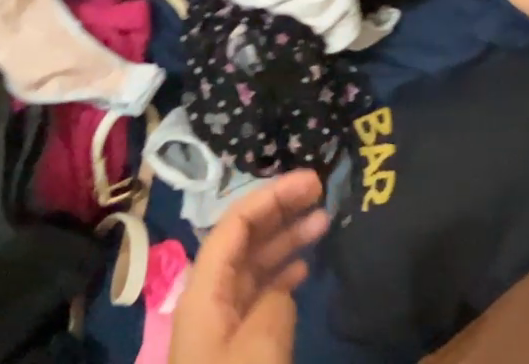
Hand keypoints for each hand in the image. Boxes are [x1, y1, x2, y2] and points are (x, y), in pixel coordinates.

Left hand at [170, 170, 328, 363]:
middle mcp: (211, 299)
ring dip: (286, 239)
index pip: (235, 225)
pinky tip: (306, 266)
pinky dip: (284, 272)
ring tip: (324, 220)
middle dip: (280, 209)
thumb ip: (274, 302)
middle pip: (243, 239)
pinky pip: (261, 293)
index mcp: (204, 291)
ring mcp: (224, 324)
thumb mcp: (259, 347)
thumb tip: (283, 287)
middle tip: (322, 189)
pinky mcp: (239, 346)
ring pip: (254, 264)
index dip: (271, 195)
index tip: (311, 180)